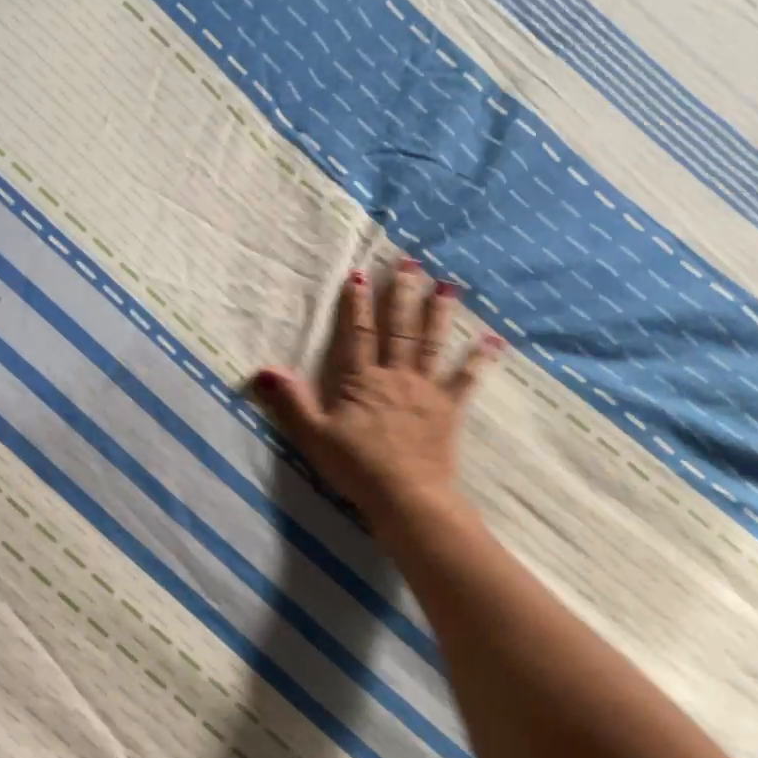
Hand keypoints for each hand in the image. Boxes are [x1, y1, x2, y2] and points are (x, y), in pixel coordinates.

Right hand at [250, 259, 500, 536]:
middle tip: (409, 262)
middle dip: (401, 294)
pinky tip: (491, 340)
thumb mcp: (313, 436)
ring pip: (432, 343)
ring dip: (439, 312)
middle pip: (399, 328)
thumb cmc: (355, 467)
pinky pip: (466, 379)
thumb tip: (265, 370)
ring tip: (446, 284)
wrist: (405, 495)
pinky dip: (479, 359)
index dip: (355, 305)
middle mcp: (396, 377)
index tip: (358, 275)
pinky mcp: (448, 409)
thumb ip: (291, 402)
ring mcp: (425, 391)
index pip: (357, 335)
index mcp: (361, 381)